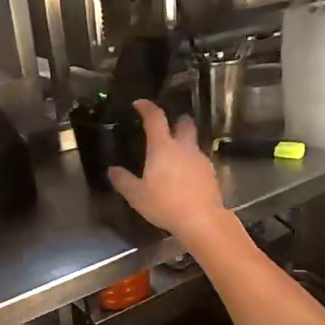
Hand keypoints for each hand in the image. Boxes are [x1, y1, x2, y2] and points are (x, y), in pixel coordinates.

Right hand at [109, 100, 229, 241]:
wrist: (202, 220)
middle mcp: (184, 147)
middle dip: (177, 122)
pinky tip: (186, 179)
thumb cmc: (165, 204)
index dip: (147, 107)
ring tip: (175, 160)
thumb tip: (112, 170)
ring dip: (185, 146)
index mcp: (163, 147)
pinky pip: (200, 162)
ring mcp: (201, 159)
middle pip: (184, 124)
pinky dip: (192, 164)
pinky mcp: (211, 174)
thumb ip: (123, 181)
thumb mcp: (137, 196)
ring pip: (193, 144)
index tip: (140, 104)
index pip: (155, 118)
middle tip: (168, 128)